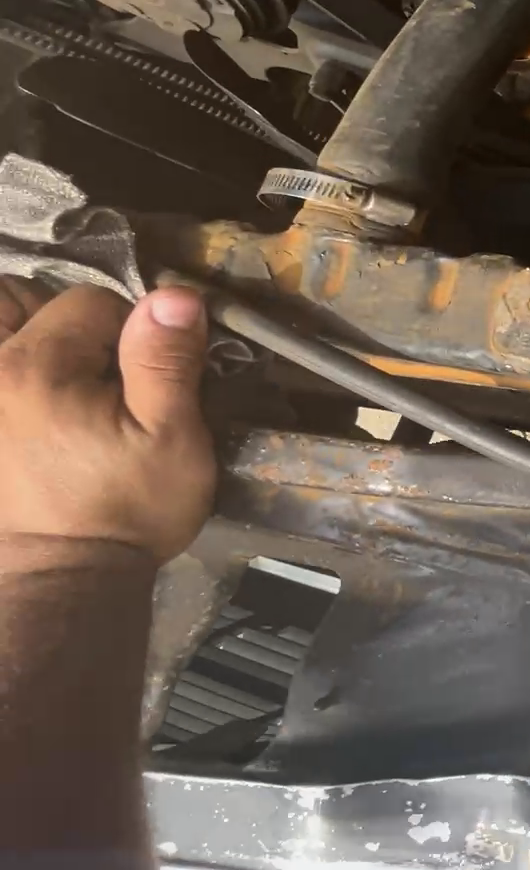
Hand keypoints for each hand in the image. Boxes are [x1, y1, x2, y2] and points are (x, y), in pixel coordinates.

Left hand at [0, 281, 214, 565]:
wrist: (61, 574)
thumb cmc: (132, 502)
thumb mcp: (173, 432)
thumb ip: (165, 360)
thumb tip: (174, 295)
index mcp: (39, 370)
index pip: (90, 301)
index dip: (135, 327)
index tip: (154, 370)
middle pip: (9, 297)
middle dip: (56, 316)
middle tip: (94, 362)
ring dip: (19, 338)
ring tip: (56, 377)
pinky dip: (10, 372)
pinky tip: (31, 403)